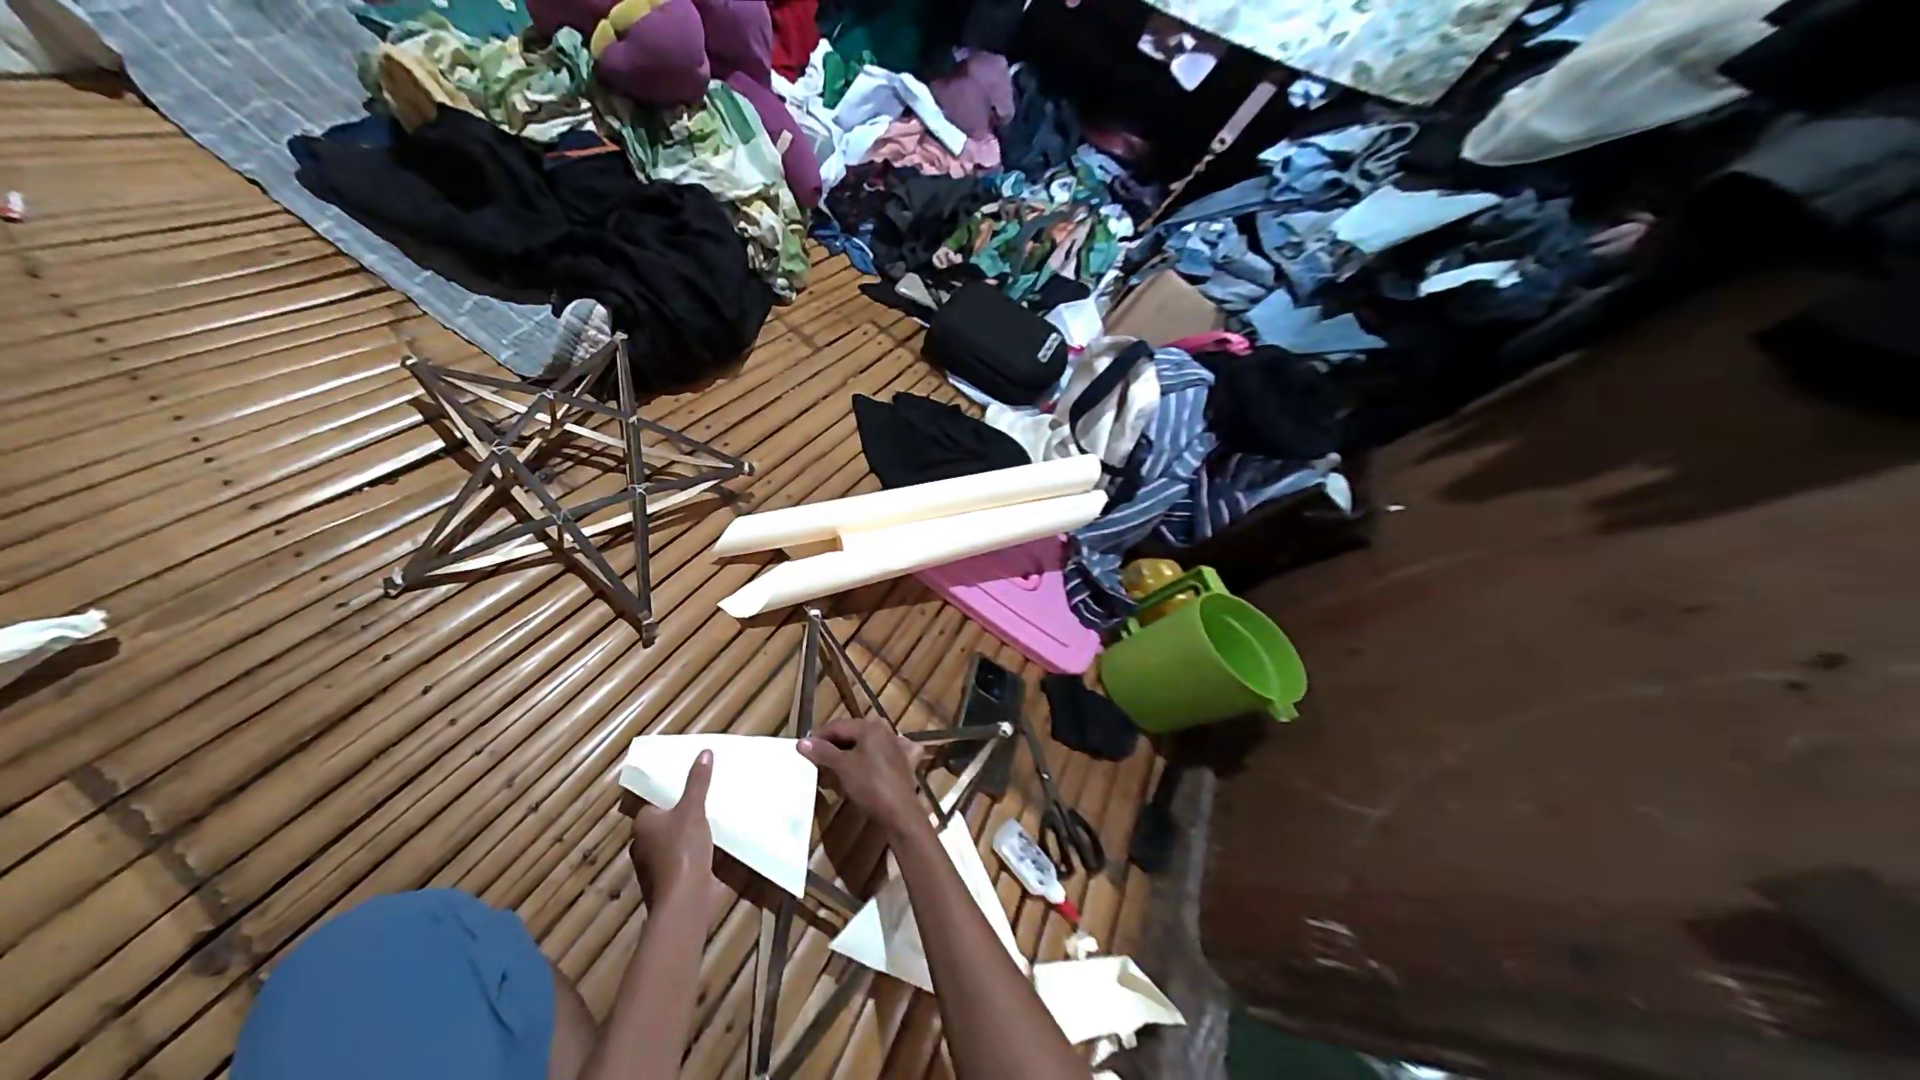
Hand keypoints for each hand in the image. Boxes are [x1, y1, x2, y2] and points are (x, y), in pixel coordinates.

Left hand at [628, 750, 715, 906]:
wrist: (684, 901)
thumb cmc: (682, 850)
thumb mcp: (694, 809)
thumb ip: (698, 782)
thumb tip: (704, 752)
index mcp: (642, 825)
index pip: (654, 804)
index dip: (672, 797)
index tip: (692, 790)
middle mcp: (642, 845)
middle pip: (663, 824)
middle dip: (681, 817)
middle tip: (706, 803)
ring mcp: (653, 867)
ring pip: (672, 844)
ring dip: (688, 838)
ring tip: (713, 824)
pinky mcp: (667, 883)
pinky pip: (681, 861)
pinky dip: (693, 856)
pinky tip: (712, 851)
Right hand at [797, 716, 926, 835]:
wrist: (900, 812)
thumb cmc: (870, 784)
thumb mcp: (843, 767)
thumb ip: (823, 752)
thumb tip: (802, 742)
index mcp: (871, 727)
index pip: (838, 725)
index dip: (819, 735)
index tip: (803, 748)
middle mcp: (885, 731)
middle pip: (853, 732)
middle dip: (833, 745)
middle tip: (817, 759)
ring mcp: (897, 746)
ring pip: (867, 743)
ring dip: (849, 752)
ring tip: (835, 765)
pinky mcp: (904, 762)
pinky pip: (882, 754)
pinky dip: (871, 757)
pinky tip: (868, 763)